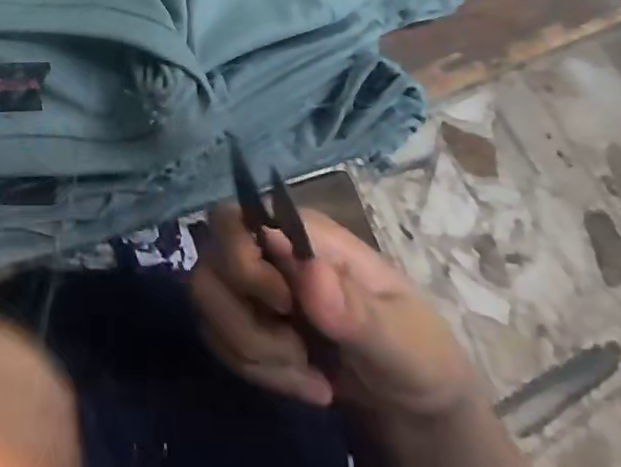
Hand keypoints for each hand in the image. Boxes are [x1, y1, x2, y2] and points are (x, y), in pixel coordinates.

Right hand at [188, 204, 480, 418]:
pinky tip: (300, 382)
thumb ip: (358, 311)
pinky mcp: (242, 319)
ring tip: (307, 375)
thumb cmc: (414, 352)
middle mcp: (268, 248)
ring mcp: (251, 283)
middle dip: (244, 321)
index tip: (284, 307)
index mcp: (305, 233)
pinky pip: (216, 337)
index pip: (237, 218)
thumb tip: (309, 272)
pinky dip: (254, 370)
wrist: (409, 403)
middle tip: (295, 352)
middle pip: (210, 261)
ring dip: (251, 352)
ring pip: (206, 301)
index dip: (242, 261)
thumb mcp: (402, 340)